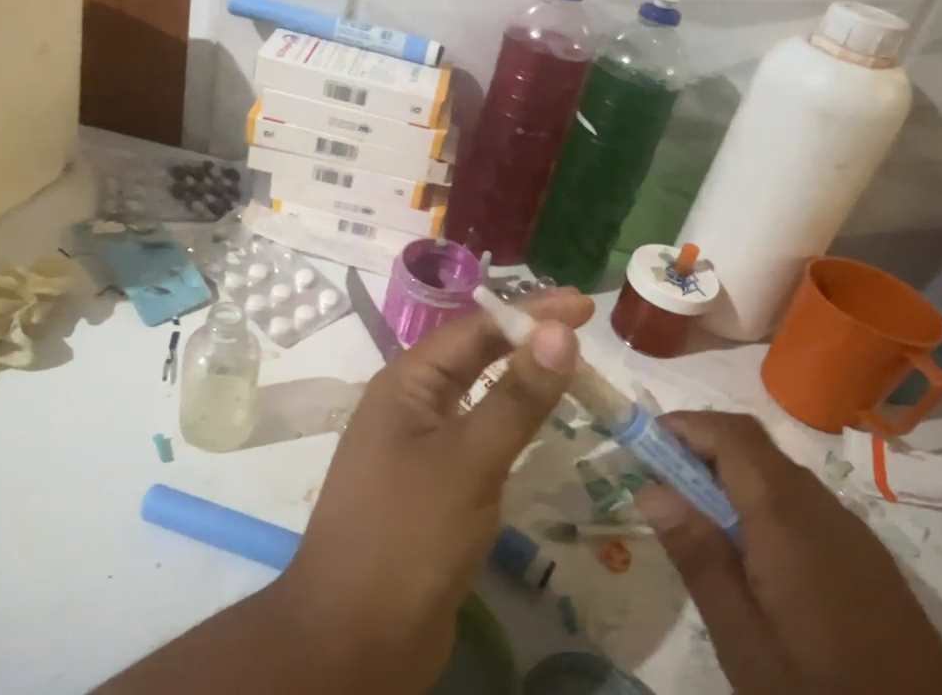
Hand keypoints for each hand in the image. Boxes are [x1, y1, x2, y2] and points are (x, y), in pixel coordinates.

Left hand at [274, 288, 594, 692]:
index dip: (530, 313)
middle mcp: (408, 407)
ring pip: (476, 400)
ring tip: (569, 371)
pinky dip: (510, 426)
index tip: (585, 306)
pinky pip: (476, 440)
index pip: (474, 329)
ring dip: (519, 382)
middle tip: (584, 331)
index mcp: (406, 384)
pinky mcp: (431, 491)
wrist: (356, 634)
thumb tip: (560, 330)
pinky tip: (536, 430)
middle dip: (525, 340)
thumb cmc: (409, 533)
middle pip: (473, 357)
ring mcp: (417, 450)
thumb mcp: (470, 458)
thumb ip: (517, 396)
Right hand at [635, 412, 941, 694]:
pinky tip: (752, 555)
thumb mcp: (741, 636)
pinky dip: (762, 503)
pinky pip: (803, 504)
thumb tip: (652, 490)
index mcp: (784, 515)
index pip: (732, 434)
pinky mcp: (866, 556)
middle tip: (660, 486)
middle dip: (701, 449)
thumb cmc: (820, 686)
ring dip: (731, 477)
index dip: (686, 424)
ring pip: (779, 474)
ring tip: (697, 523)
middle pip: (754, 447)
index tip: (643, 443)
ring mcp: (850, 529)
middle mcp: (820, 506)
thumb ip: (698, 557)